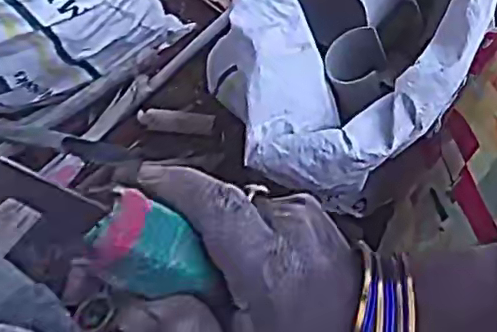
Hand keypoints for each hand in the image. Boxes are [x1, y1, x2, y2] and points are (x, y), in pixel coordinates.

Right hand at [135, 166, 359, 331]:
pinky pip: (260, 212)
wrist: (365, 328)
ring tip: (196, 273)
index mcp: (272, 260)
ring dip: (210, 229)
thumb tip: (133, 300)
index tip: (132, 180)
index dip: (171, 184)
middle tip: (140, 247)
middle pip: (220, 202)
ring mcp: (305, 210)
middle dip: (178, 219)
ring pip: (239, 207)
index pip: (216, 202)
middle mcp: (291, 220)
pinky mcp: (311, 209)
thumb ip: (182, 323)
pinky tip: (231, 266)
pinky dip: (237, 230)